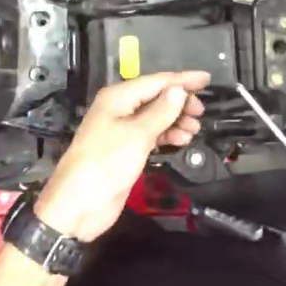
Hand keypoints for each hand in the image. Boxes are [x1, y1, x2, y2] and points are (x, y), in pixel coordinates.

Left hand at [33, 71, 208, 241]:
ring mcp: (123, 129)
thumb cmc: (106, 164)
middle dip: (181, 102)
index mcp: (119, 97)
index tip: (207, 79)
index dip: (183, 79)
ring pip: (157, 116)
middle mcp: (121, 108)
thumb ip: (162, 111)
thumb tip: (180, 89)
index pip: (157, 81)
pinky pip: (153, 133)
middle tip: (200, 112)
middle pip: (157, 97)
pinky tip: (182, 139)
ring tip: (194, 129)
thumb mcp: (138, 135)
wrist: (78, 206)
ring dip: (177, 120)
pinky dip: (168, 133)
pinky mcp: (127, 148)